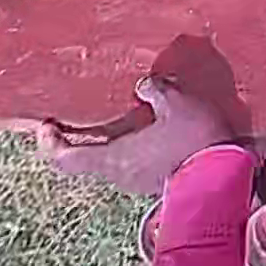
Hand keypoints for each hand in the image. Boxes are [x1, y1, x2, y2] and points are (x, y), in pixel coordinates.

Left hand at [36, 75, 242, 196]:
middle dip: (86, 138)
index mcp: (113, 156)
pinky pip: (133, 162)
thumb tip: (142, 84)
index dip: (51, 142)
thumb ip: (155, 90)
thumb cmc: (191, 135)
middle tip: (88, 118)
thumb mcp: (176, 102)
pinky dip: (133, 147)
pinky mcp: (152, 181)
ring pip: (113, 160)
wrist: (218, 169)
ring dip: (113, 142)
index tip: (47, 126)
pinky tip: (152, 131)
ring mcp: (135, 180)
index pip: (65, 157)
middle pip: (88, 158)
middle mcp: (117, 173)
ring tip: (127, 119)